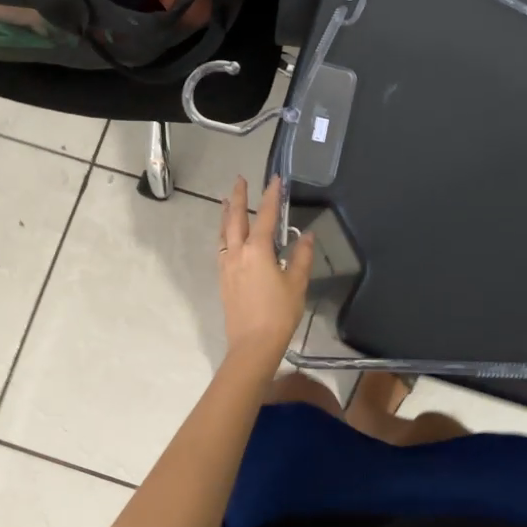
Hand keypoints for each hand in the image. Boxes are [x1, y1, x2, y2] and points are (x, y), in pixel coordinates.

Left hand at [218, 176, 314, 368]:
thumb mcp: (297, 284)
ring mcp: (227, 266)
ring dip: (227, 214)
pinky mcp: (223, 279)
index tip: (275, 179)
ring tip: (227, 200)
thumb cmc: (278, 314)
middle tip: (240, 179)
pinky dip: (223, 234)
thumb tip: (306, 235)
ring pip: (224, 232)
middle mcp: (238, 252)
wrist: (252, 346)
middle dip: (240, 197)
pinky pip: (221, 247)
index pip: (267, 216)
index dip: (272, 196)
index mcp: (258, 250)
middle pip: (237, 218)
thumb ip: (301, 257)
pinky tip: (226, 236)